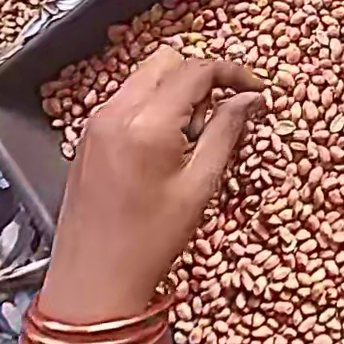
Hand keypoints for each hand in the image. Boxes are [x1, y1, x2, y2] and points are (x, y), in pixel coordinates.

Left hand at [39, 47, 264, 320]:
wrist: (91, 283)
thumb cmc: (152, 240)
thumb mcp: (200, 185)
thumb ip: (226, 131)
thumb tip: (251, 98)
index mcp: (147, 122)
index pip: (196, 70)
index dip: (232, 72)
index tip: (256, 88)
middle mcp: (116, 110)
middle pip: (167, 60)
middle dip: (201, 75)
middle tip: (222, 110)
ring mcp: (96, 121)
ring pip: (146, 76)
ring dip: (178, 89)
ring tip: (196, 133)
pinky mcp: (87, 135)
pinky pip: (128, 98)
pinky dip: (155, 104)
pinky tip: (168, 143)